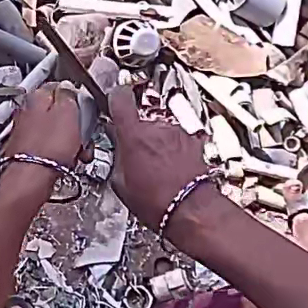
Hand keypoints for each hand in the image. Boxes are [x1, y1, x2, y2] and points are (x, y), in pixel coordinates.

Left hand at [2, 84, 83, 168]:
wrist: (31, 181)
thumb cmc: (46, 150)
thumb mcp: (68, 113)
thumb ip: (69, 94)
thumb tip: (70, 87)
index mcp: (36, 97)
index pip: (61, 88)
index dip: (79, 101)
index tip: (87, 112)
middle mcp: (26, 112)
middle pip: (60, 112)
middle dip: (76, 125)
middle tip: (83, 136)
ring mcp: (27, 133)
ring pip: (58, 132)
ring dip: (71, 141)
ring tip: (77, 152)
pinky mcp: (29, 152)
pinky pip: (52, 148)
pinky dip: (62, 154)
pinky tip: (67, 162)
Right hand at [108, 86, 215, 230]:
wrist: (190, 210)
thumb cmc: (156, 201)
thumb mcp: (120, 181)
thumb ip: (116, 156)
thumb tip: (116, 149)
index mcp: (133, 134)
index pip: (121, 99)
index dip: (116, 96)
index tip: (115, 97)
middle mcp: (156, 128)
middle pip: (141, 120)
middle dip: (137, 135)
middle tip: (135, 157)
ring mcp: (176, 133)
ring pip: (159, 131)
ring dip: (156, 144)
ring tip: (155, 168)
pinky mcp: (192, 142)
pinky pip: (175, 140)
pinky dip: (172, 150)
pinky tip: (170, 169)